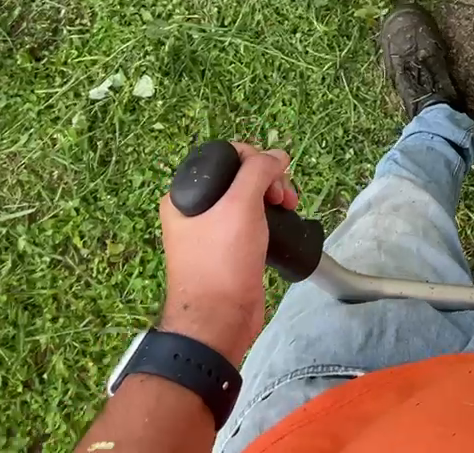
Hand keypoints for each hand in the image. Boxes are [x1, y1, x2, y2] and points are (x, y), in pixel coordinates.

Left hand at [157, 142, 297, 361]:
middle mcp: (195, 207)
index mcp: (184, 194)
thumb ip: (259, 171)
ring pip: (250, 194)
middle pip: (241, 174)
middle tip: (284, 197)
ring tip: (289, 208)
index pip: (225, 156)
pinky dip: (270, 213)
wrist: (219, 319)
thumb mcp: (240, 205)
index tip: (272, 179)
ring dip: (274, 195)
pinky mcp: (229, 246)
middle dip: (269, 178)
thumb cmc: (223, 260)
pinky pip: (252, 216)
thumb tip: (278, 155)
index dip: (255, 159)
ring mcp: (212, 228)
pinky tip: (282, 220)